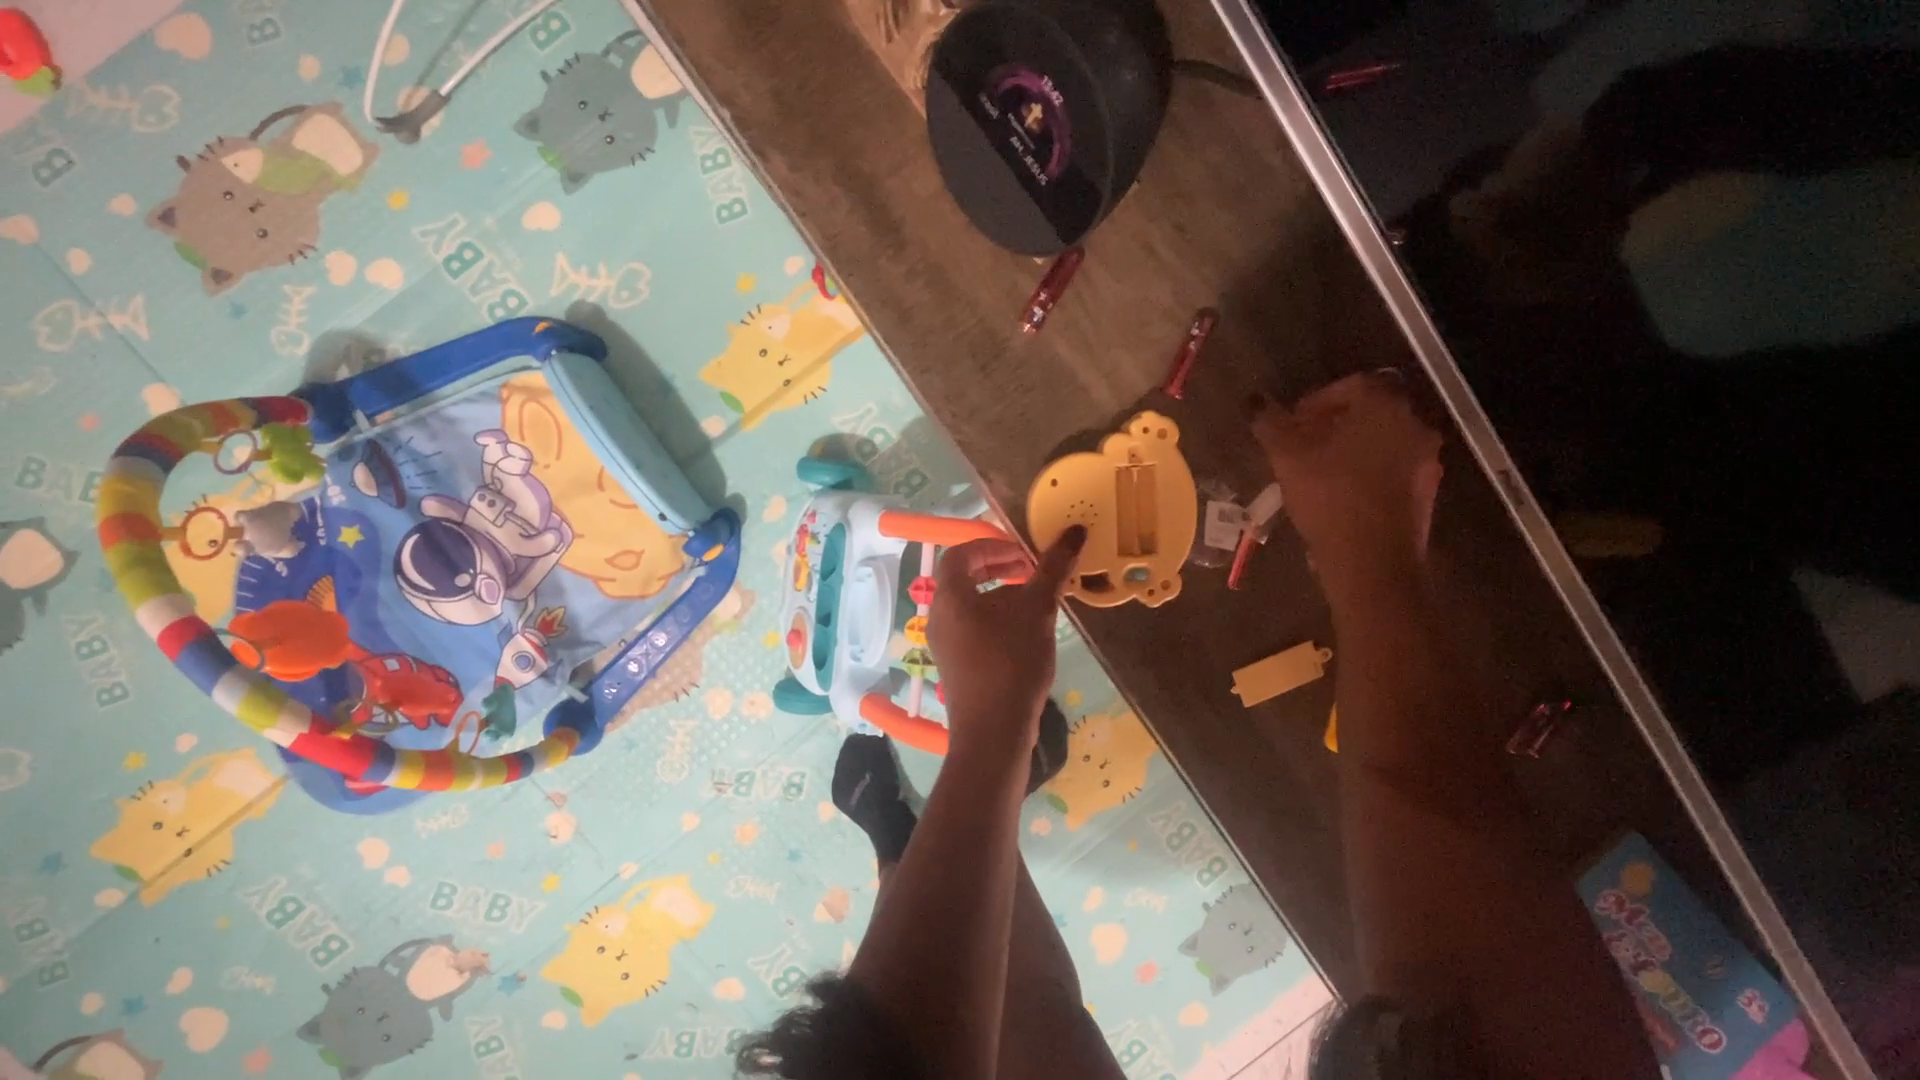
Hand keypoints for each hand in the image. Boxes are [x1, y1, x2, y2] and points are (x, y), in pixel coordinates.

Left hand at [927, 527, 1084, 758]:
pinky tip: (1026, 635)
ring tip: (1035, 602)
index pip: (962, 553)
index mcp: (950, 595)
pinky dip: (996, 619)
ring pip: (970, 605)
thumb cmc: (1012, 662)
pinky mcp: (956, 666)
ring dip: (1000, 594)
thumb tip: (1075, 529)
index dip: (993, 545)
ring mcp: (944, 644)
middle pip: (963, 577)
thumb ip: (1053, 568)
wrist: (994, 732)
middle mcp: (939, 616)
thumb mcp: (1037, 610)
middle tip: (1031, 571)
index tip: (1025, 553)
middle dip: (998, 568)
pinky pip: (972, 629)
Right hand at [1252, 373, 1442, 590]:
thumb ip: (1269, 422)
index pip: (1352, 384)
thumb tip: (1255, 401)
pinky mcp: (1426, 493)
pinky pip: (1393, 470)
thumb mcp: (1286, 456)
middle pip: (1370, 412)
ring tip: (1318, 471)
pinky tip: (1341, 495)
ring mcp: (1426, 461)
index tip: (1294, 422)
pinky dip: (1368, 473)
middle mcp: (1414, 425)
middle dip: (1335, 424)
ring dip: (1352, 449)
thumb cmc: (1329, 496)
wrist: (1372, 560)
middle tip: (1303, 444)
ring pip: (1383, 442)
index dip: (1318, 399)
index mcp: (1385, 406)